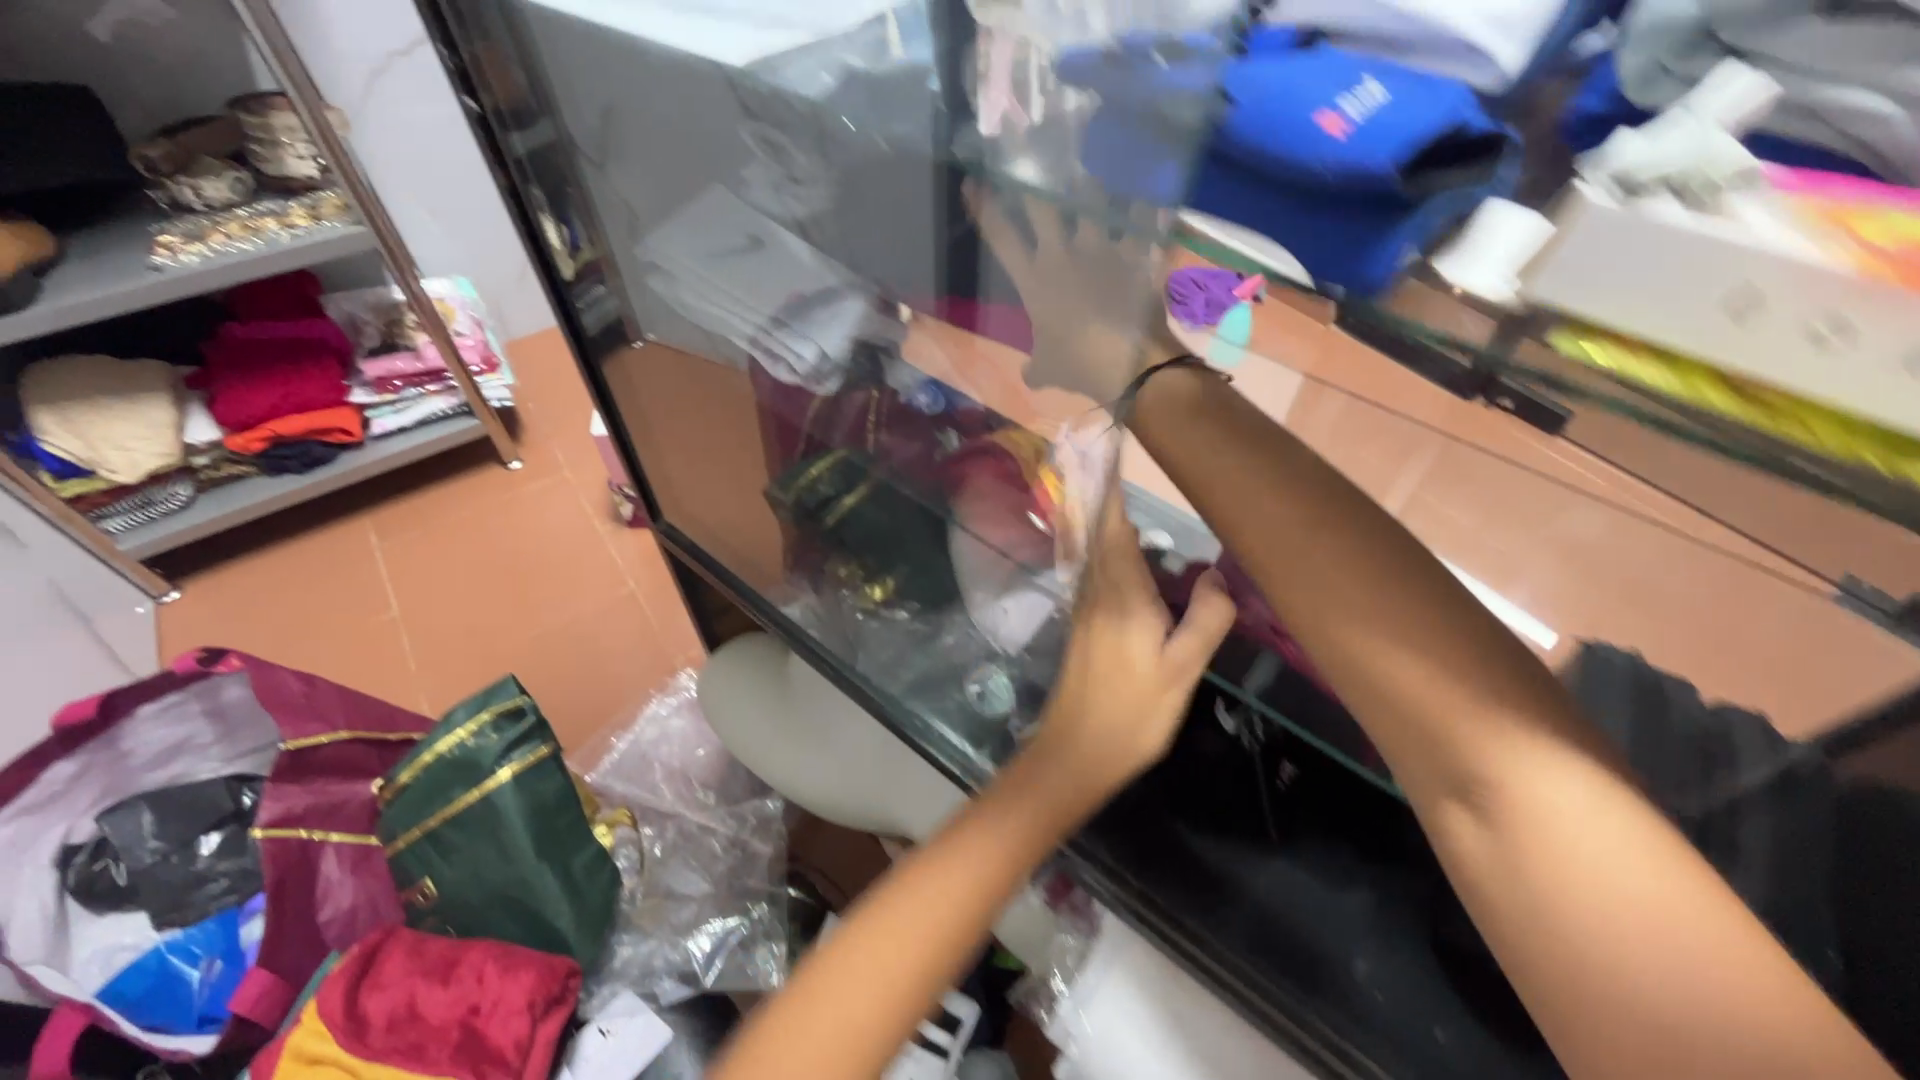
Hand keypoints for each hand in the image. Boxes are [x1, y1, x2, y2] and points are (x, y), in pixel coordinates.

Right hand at [964, 182, 1186, 405]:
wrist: (1128, 363)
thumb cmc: (1078, 366)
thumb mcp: (1047, 370)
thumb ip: (1034, 366)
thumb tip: (1029, 374)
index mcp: (1033, 279)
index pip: (1000, 235)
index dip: (984, 206)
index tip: (973, 180)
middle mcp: (1063, 253)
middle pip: (1041, 203)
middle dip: (1033, 176)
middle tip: (1031, 152)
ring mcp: (1102, 248)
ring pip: (1092, 198)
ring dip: (1089, 182)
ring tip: (1090, 165)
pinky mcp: (1137, 252)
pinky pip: (1143, 219)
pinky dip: (1148, 206)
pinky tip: (1150, 192)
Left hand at [1022, 492, 1236, 807]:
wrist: (1075, 754)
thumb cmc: (1133, 713)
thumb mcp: (1182, 669)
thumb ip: (1205, 619)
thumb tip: (1218, 574)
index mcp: (1121, 594)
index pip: (1115, 527)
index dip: (1113, 489)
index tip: (1114, 449)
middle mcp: (1096, 592)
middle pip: (1103, 534)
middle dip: (1112, 499)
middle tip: (1127, 464)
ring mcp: (1084, 611)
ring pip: (1099, 555)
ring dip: (1112, 526)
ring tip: (1134, 504)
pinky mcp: (1083, 629)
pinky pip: (1098, 576)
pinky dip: (1113, 555)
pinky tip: (1134, 564)